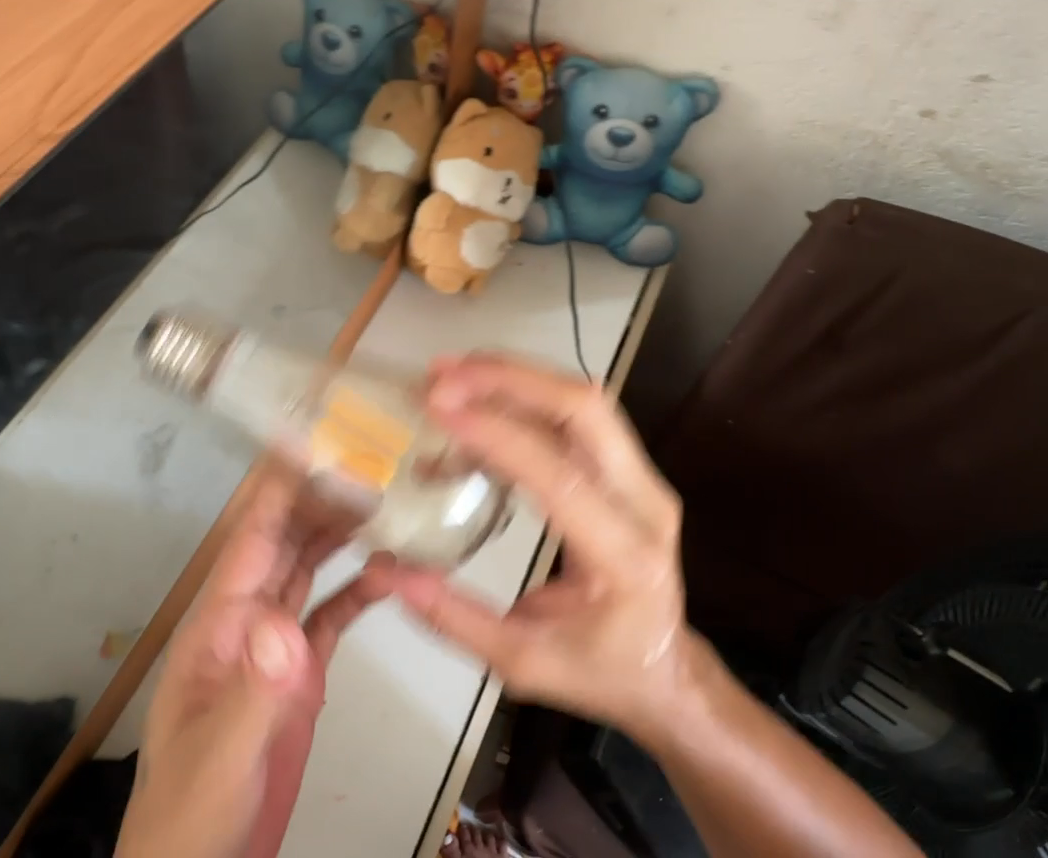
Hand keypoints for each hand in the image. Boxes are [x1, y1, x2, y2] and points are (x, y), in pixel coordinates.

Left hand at [117, 467, 387, 857]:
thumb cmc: (191, 815)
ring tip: (386, 500)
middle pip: (286, 543)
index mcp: (218, 627)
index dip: (278, 488)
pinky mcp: (300, 676)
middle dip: (322, 498)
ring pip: (308, 571)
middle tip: (372, 461)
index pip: (251, 541)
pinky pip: (330, 618)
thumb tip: (283, 625)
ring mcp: (274, 649)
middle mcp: (247, 623)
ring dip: (341, 535)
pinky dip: (357, 593)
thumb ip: (250, 694)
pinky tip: (388, 574)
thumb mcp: (219, 757)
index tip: (311, 438)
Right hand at [373, 356, 718, 739]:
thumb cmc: (598, 671)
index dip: (497, 435)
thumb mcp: (522, 664)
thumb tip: (383, 569)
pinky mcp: (627, 470)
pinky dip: (523, 401)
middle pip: (586, 411)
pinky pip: (576, 419)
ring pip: (584, 403)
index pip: (560, 477)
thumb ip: (454, 618)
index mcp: (625, 558)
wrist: (664, 669)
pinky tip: (474, 414)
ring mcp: (642, 480)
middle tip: (440, 376)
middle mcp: (645, 504)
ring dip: (515, 379)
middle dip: (510, 379)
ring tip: (448, 379)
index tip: (437, 408)